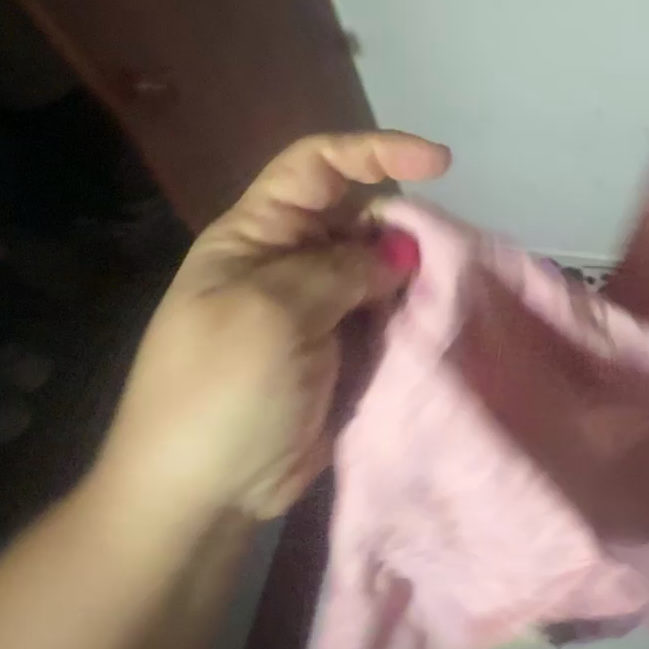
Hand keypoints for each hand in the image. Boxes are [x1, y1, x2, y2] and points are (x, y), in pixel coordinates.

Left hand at [98, 131, 450, 520]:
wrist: (201, 496)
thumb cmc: (218, 393)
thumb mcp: (270, 313)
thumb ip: (339, 270)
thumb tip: (397, 256)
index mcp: (256, 237)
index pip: (317, 167)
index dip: (375, 151)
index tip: (440, 163)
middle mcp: (291, 264)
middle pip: (361, 218)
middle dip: (405, 227)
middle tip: (444, 258)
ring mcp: (320, 312)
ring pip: (384, 271)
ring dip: (418, 278)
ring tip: (446, 297)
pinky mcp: (345, 354)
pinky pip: (390, 319)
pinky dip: (416, 319)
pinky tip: (436, 328)